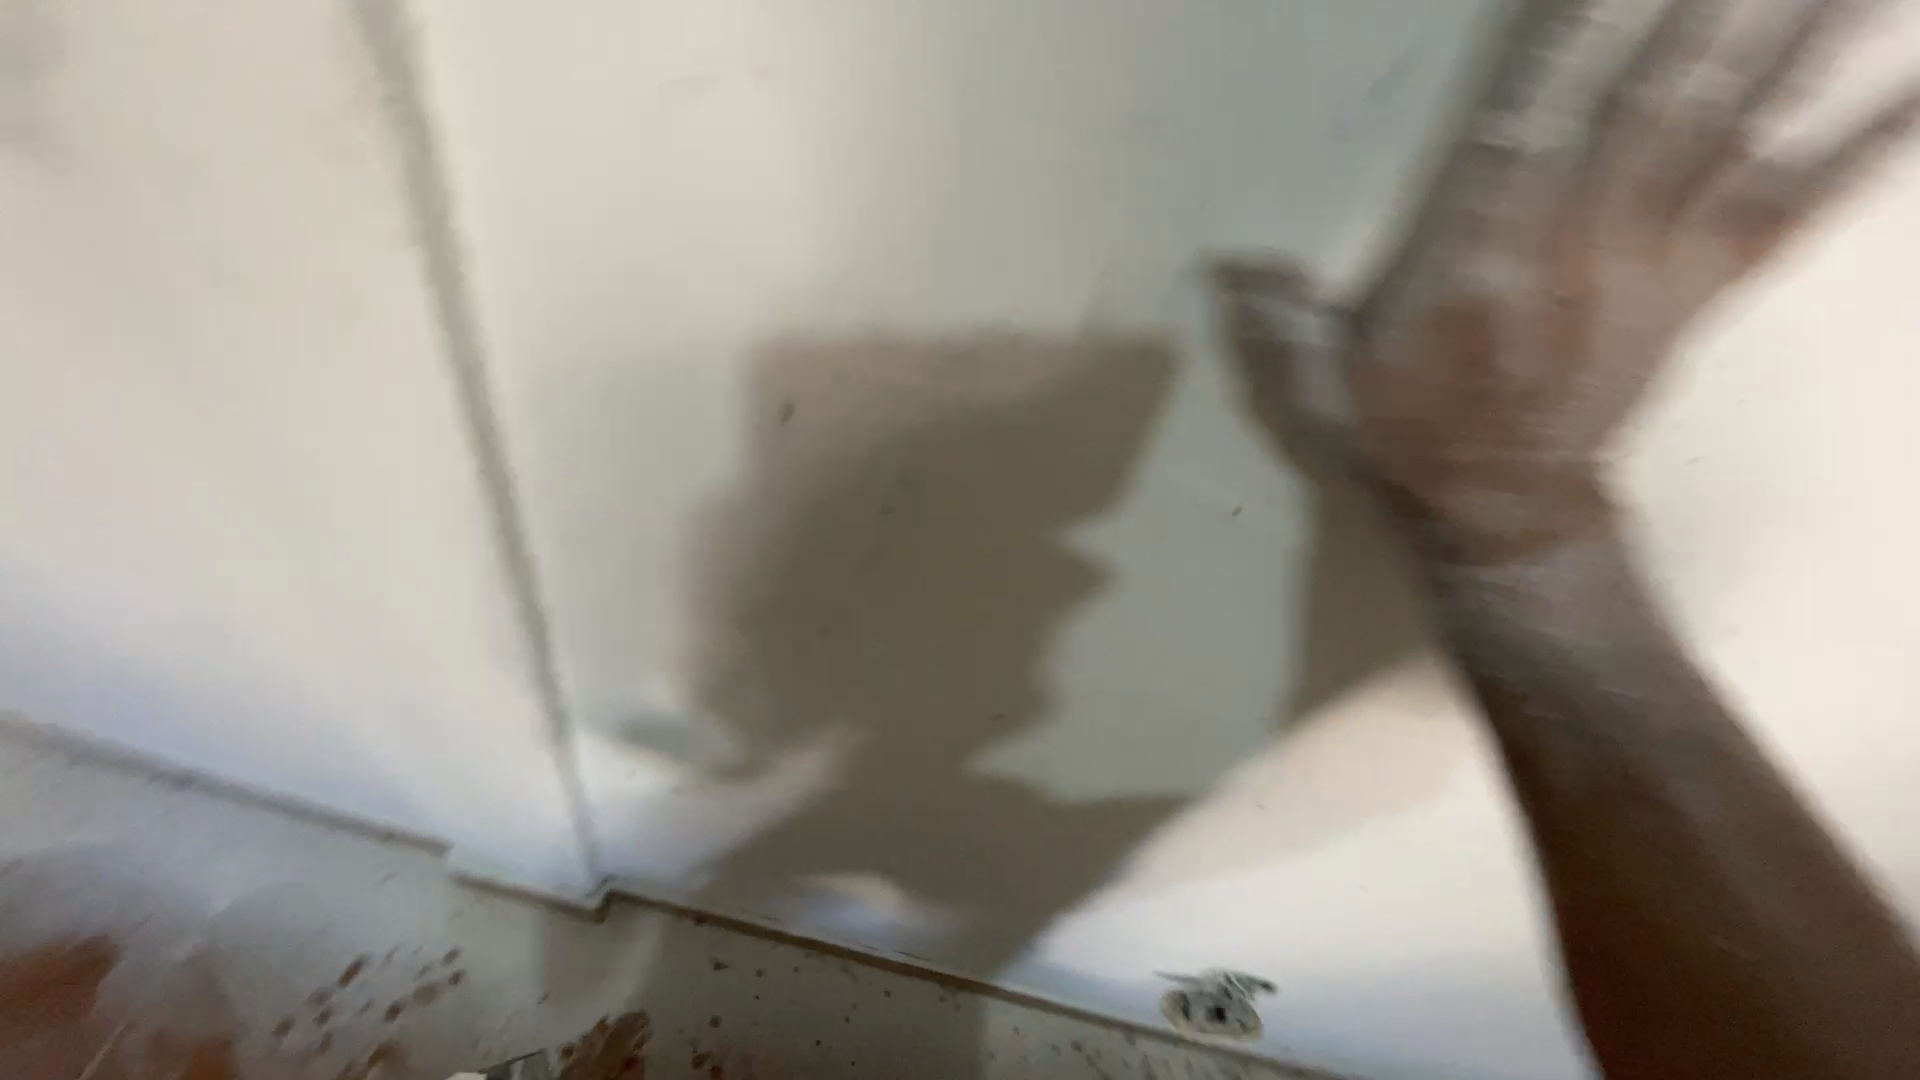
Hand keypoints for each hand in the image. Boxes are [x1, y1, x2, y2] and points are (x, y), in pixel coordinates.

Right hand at [1215, 0, 1918, 564]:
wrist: (1500, 510)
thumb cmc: (1406, 439)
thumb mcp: (1320, 392)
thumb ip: (1283, 324)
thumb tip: (1231, 264)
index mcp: (1475, 259)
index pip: (1528, 118)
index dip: (1574, 32)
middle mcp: (1573, 243)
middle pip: (1655, 97)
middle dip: (1710, 5)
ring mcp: (1648, 266)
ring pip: (1737, 131)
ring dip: (1804, 38)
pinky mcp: (1696, 294)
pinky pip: (1792, 208)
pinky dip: (1867, 144)